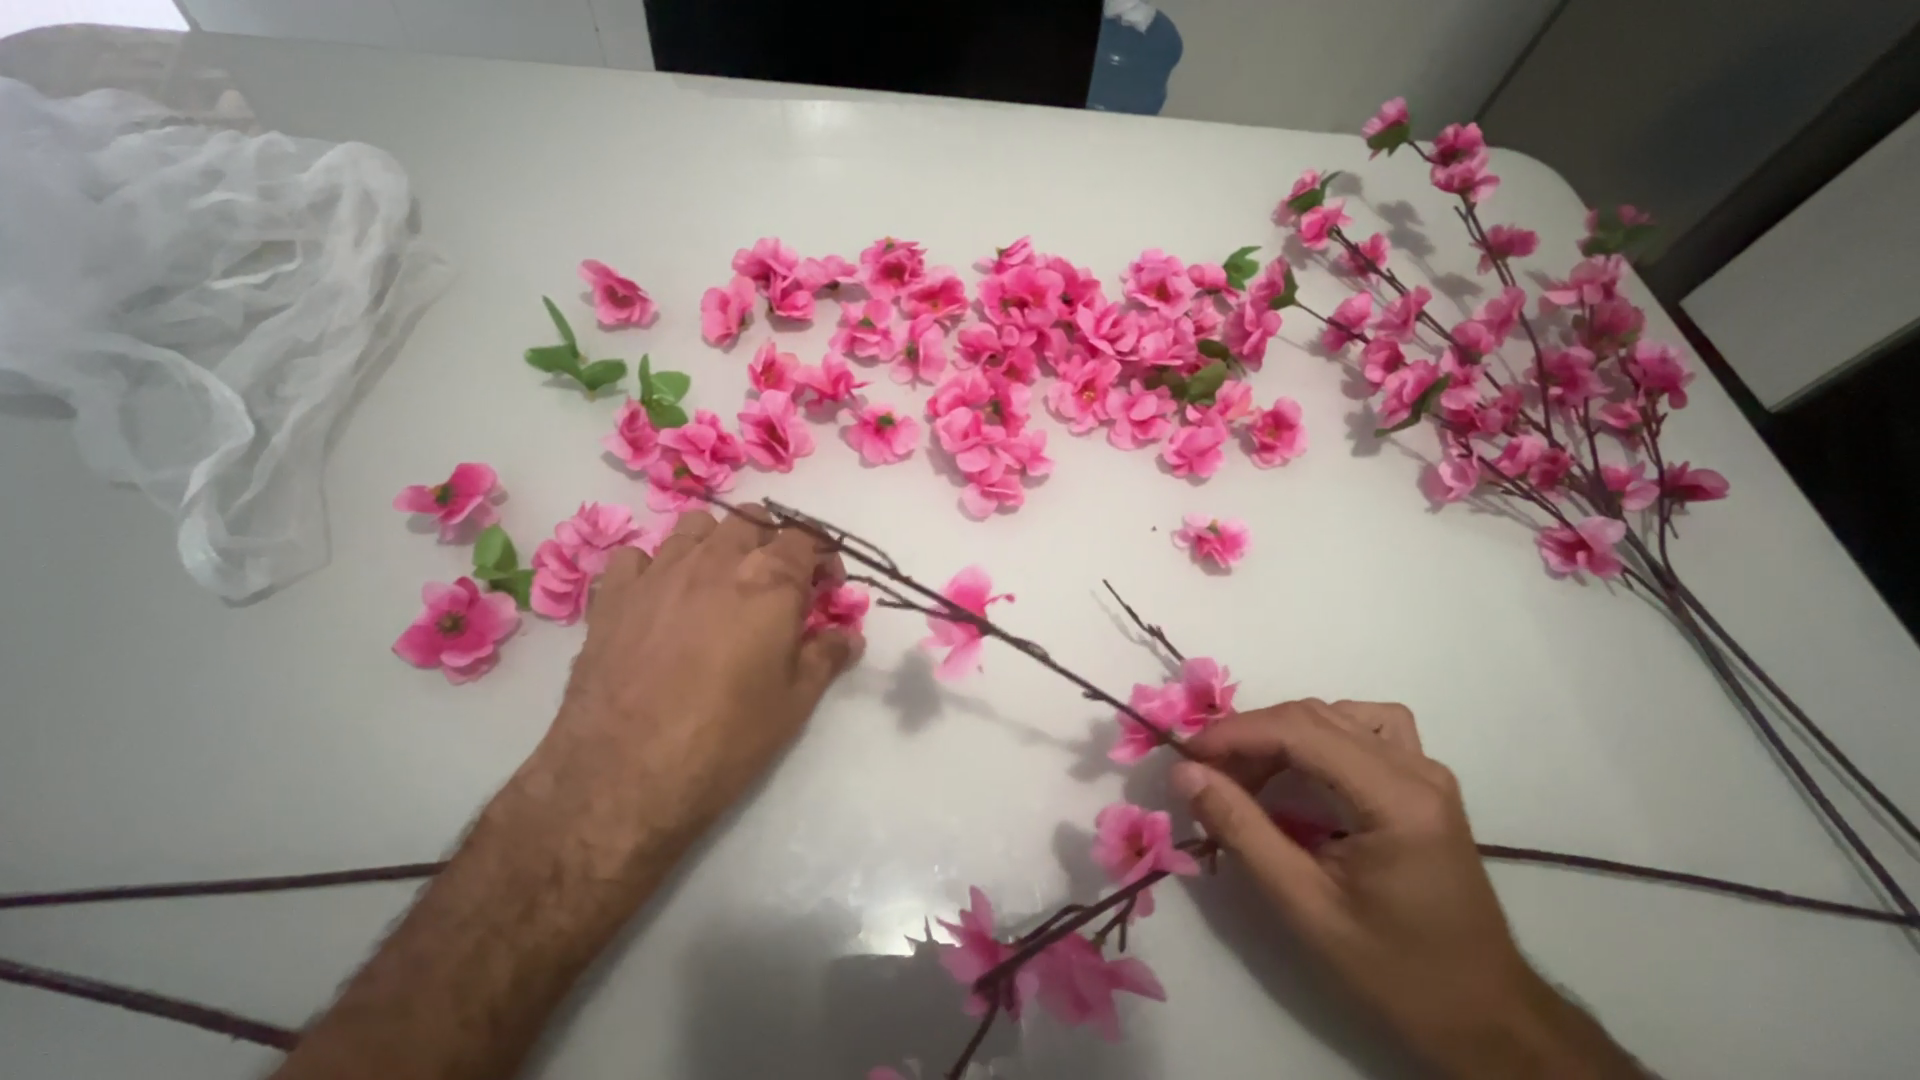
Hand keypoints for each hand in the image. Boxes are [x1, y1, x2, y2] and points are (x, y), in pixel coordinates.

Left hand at [529, 508, 860, 858]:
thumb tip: (848, 635)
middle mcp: (715, 562)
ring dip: (717, 543)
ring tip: (720, 582)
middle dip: (772, 544)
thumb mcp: (794, 705)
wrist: (625, 773)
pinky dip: (654, 566)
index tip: (825, 590)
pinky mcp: (612, 596)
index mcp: (769, 583)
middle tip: (776, 586)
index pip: (804, 539)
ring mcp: (659, 573)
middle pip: (751, 522)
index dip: (822, 559)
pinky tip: (660, 598)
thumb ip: (826, 658)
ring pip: (695, 526)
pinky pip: (636, 556)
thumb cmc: (726, 739)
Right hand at [1170, 700, 1639, 1079]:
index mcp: (1397, 798)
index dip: (1235, 733)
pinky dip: (1321, 737)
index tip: (1184, 755)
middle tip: (1204, 773)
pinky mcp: (1426, 786)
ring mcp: (1429, 774)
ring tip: (1246, 773)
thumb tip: (1186, 774)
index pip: (1301, 731)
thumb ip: (1242, 831)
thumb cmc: (1395, 970)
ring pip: (1340, 716)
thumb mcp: (1305, 906)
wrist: (1484, 1014)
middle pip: (1317, 716)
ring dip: (1283, 734)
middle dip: (1251, 735)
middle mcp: (1419, 770)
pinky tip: (1301, 770)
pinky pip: (1366, 732)